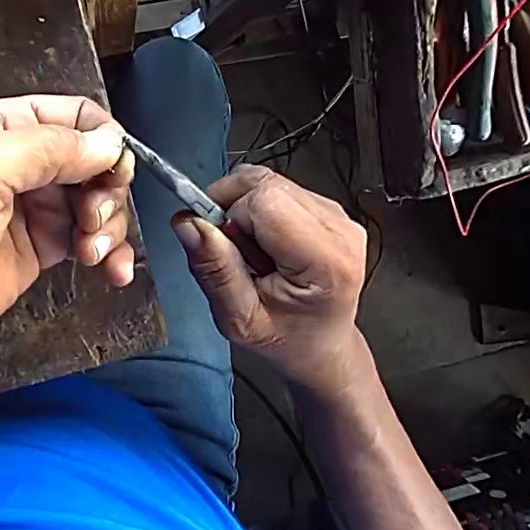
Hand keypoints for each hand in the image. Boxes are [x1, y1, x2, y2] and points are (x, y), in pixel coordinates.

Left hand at [0, 96, 134, 401]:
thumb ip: (46, 149)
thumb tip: (109, 143)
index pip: (74, 115)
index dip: (104, 140)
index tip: (114, 171)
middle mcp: (18, 164)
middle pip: (94, 160)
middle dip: (109, 188)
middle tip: (94, 219)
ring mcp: (31, 208)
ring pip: (99, 200)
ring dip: (111, 225)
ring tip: (94, 252)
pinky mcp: (40, 248)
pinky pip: (92, 239)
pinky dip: (111, 252)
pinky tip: (111, 270)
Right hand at [173, 165, 367, 387]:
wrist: (321, 346)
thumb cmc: (287, 339)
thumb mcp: (240, 320)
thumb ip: (215, 271)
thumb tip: (189, 223)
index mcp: (326, 259)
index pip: (264, 200)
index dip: (230, 217)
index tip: (223, 248)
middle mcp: (340, 230)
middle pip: (266, 184)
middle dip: (234, 209)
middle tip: (234, 251)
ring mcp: (338, 216)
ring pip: (270, 182)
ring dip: (246, 210)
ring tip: (251, 251)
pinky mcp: (329, 210)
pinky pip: (279, 189)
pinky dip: (260, 210)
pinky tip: (263, 243)